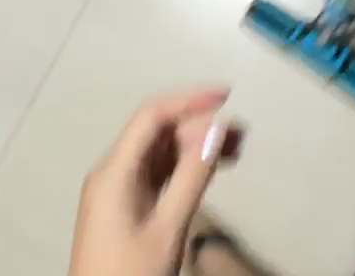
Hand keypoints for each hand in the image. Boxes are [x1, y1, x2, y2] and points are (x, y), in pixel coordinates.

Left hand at [70, 88, 242, 275]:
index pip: (152, 115)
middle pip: (159, 131)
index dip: (190, 99)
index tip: (227, 97)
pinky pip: (159, 173)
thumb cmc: (130, 275)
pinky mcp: (127, 208)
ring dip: (196, 146)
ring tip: (236, 150)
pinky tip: (211, 170)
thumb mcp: (167, 229)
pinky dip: (186, 167)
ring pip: (162, 152)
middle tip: (241, 134)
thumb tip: (218, 127)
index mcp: (114, 169)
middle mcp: (113, 171)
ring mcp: (119, 190)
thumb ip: (193, 175)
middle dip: (200, 125)